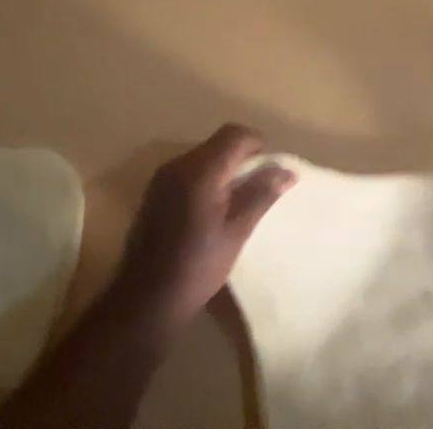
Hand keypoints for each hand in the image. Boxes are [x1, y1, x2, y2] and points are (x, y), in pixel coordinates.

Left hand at [110, 123, 295, 325]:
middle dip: (241, 155)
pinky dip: (205, 177)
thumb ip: (260, 194)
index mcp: (201, 170)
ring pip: (201, 155)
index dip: (258, 143)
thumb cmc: (198, 267)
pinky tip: (212, 207)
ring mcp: (162, 177)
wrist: (146, 298)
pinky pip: (186, 170)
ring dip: (223, 166)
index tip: (272, 166)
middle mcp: (178, 165)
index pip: (234, 134)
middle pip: (217, 142)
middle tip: (259, 183)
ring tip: (238, 197)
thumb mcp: (236, 232)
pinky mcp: (154, 192)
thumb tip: (286, 170)